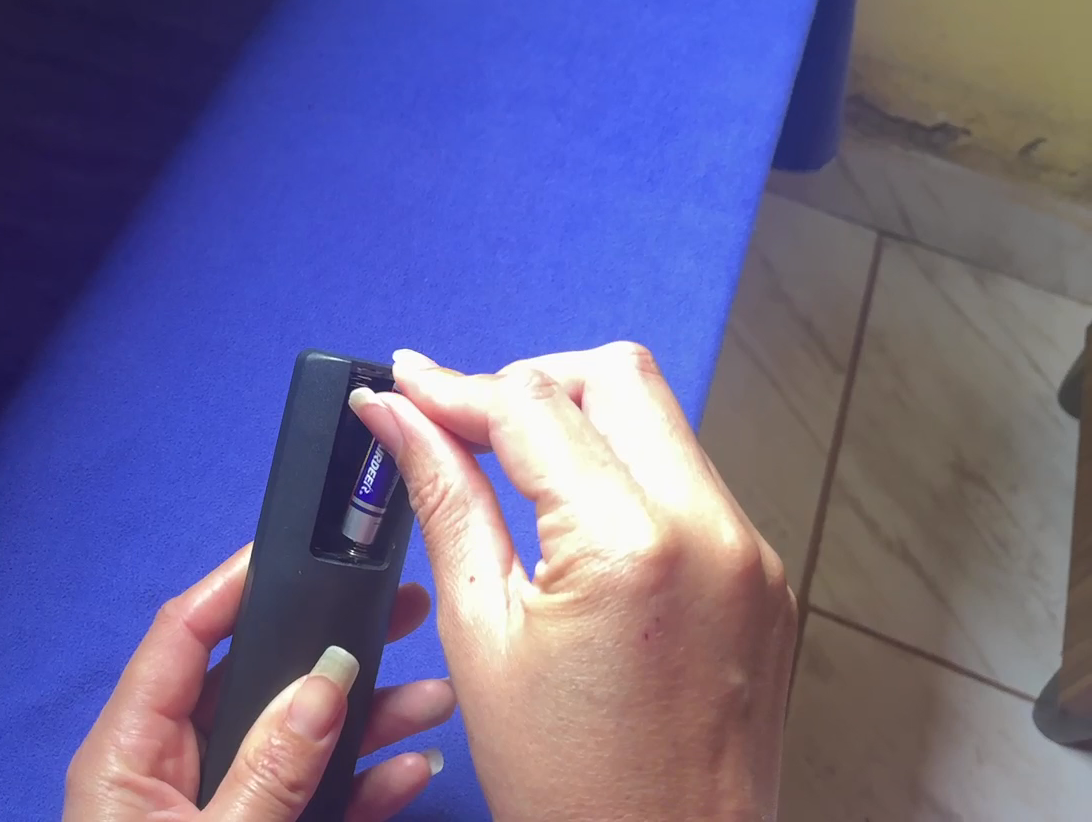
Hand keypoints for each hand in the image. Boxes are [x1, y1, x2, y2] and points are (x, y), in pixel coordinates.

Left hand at [65, 545, 454, 820]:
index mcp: (132, 746)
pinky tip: (412, 771)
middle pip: (252, 678)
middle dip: (324, 648)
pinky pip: (310, 801)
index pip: (181, 633)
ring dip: (362, 720)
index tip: (294, 551)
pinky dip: (360, 787)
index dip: (233, 584)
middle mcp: (172, 763)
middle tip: (394, 614)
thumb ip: (267, 767)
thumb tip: (325, 679)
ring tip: (431, 693)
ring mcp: (218, 804)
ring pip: (293, 738)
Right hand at [349, 344, 796, 821]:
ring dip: (564, 417)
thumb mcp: (475, 624)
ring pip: (649, 412)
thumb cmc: (565, 780)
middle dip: (522, 382)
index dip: (451, 387)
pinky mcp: (757, 572)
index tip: (402, 386)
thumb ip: (440, 493)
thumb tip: (395, 415)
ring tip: (496, 463)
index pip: (530, 403)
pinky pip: (674, 468)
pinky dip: (604, 460)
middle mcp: (715, 532)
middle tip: (456, 423)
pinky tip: (553, 503)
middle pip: (614, 373)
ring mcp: (750, 552)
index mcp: (633, 547)